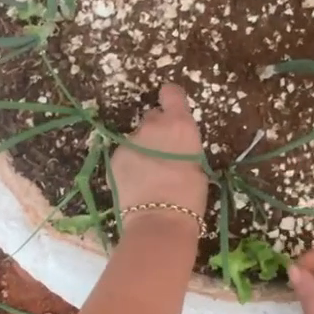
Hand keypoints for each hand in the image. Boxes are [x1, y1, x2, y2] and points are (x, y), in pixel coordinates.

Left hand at [112, 83, 209, 226]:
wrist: (159, 220)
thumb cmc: (190, 196)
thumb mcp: (197, 165)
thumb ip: (184, 147)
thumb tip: (176, 148)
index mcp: (180, 124)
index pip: (172, 93)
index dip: (171, 99)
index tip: (171, 108)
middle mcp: (153, 125)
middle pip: (152, 117)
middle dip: (157, 131)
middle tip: (163, 154)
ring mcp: (131, 141)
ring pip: (137, 138)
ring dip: (143, 149)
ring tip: (149, 175)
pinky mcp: (115, 157)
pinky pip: (125, 154)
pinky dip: (130, 164)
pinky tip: (137, 184)